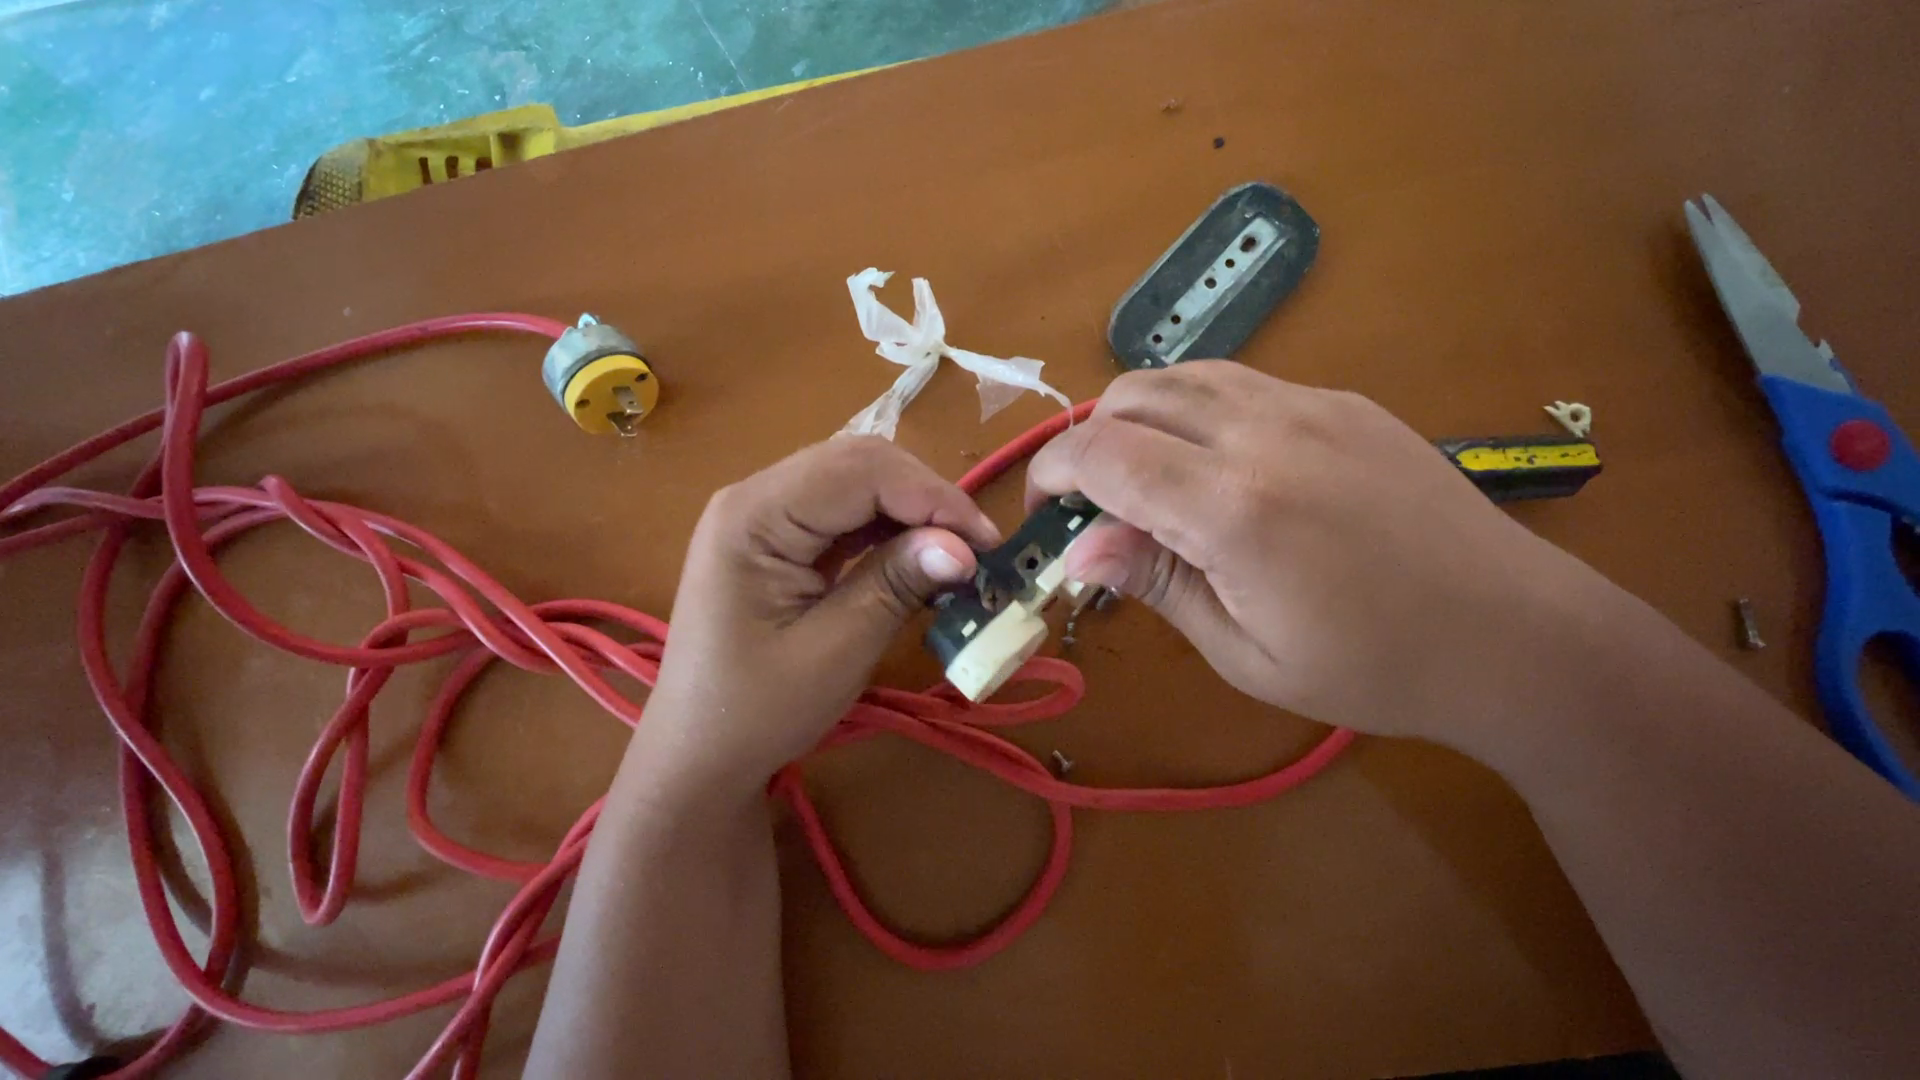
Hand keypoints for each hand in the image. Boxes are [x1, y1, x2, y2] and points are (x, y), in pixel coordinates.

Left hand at [630, 437, 999, 799]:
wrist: (699, 754)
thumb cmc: (757, 711)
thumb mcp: (835, 650)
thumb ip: (895, 585)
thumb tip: (964, 546)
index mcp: (753, 515)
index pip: (858, 471)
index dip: (931, 496)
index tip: (986, 542)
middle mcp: (754, 497)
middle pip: (857, 464)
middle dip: (924, 497)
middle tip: (977, 548)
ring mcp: (764, 516)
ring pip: (856, 484)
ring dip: (911, 512)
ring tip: (957, 554)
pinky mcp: (779, 540)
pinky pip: (844, 515)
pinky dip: (889, 531)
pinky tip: (918, 558)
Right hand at [1027, 362, 1624, 743]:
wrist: (1516, 635)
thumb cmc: (1373, 668)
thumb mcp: (1245, 652)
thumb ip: (1157, 583)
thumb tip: (1081, 547)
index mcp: (1233, 506)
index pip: (1102, 452)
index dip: (1052, 473)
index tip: (1045, 513)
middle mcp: (1264, 432)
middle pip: (1132, 394)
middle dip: (1091, 441)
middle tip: (1096, 505)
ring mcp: (1310, 405)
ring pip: (1183, 375)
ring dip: (1141, 417)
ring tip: (1148, 479)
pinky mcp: (1344, 402)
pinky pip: (1241, 383)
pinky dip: (1197, 412)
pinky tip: (1220, 468)